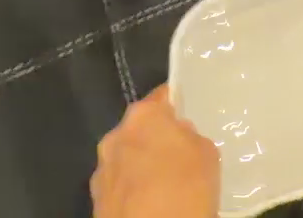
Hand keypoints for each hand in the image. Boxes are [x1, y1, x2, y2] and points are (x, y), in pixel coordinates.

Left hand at [90, 85, 219, 217]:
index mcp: (143, 115)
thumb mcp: (207, 153)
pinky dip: (131, 192)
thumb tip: (177, 137)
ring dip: (140, 166)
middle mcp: (115, 136)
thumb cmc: (185, 189)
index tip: (186, 117)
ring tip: (164, 186)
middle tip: (178, 156)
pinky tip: (150, 205)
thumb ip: (189, 136)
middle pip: (140, 129)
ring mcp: (101, 171)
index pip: (162, 96)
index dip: (175, 105)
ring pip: (126, 159)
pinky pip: (119, 187)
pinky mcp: (95, 202)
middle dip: (156, 139)